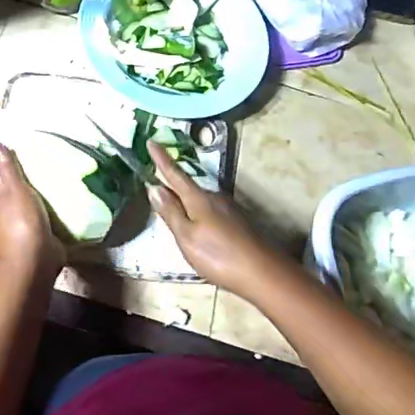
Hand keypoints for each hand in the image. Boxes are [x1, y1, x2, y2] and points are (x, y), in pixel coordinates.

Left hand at [0, 143, 65, 275]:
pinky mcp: (33, 241)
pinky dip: (49, 217)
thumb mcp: (14, 188)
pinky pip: (41, 223)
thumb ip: (7, 167)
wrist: (35, 260)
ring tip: (59, 189)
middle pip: (15, 195)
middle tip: (49, 176)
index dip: (13, 173)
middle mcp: (0, 216)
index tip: (31, 165)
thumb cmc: (21, 221)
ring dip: (40, 203)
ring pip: (28, 209)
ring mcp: (16, 230)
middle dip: (29, 188)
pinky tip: (62, 210)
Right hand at [148, 143, 285, 295]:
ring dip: (186, 204)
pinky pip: (210, 212)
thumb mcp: (187, 236)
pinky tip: (198, 232)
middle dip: (172, 187)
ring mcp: (228, 209)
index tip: (151, 140)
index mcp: (199, 198)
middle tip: (156, 191)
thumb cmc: (219, 255)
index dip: (161, 158)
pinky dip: (198, 215)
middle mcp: (214, 197)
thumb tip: (154, 187)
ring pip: (199, 201)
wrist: (264, 274)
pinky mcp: (237, 223)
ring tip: (175, 218)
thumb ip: (170, 212)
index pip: (175, 173)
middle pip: (188, 187)